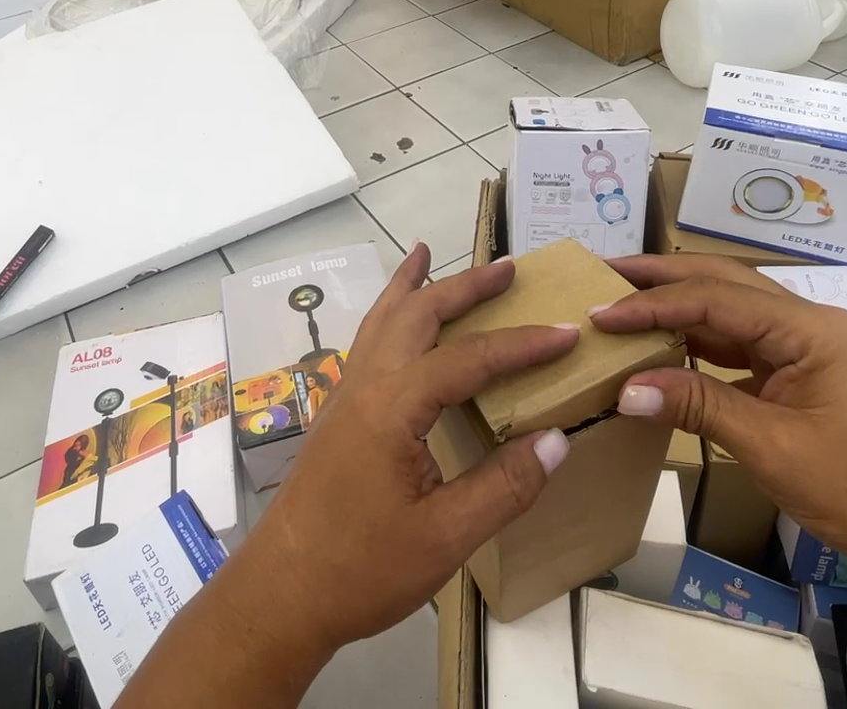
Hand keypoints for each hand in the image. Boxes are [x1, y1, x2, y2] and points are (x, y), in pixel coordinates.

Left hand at [235, 244, 579, 653]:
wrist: (280, 592)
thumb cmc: (360, 568)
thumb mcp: (445, 538)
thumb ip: (504, 487)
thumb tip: (558, 439)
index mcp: (392, 407)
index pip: (468, 359)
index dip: (521, 346)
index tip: (566, 334)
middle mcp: (365, 384)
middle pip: (416, 313)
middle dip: (464, 286)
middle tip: (507, 268)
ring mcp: (344, 394)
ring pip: (382, 319)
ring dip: (414, 286)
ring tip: (430, 254)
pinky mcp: (336, 411)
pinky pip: (367, 342)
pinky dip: (387, 313)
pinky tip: (395, 319)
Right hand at [588, 254, 846, 587]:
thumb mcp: (774, 449)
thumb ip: (699, 407)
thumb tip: (626, 389)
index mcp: (809, 329)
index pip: (714, 299)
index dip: (652, 304)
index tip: (600, 311)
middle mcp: (811, 323)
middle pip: (726, 282)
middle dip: (664, 275)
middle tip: (607, 271)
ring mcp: (814, 347)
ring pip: (736, 309)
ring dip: (683, 305)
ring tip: (629, 300)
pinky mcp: (812, 373)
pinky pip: (748, 344)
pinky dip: (704, 341)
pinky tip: (672, 346)